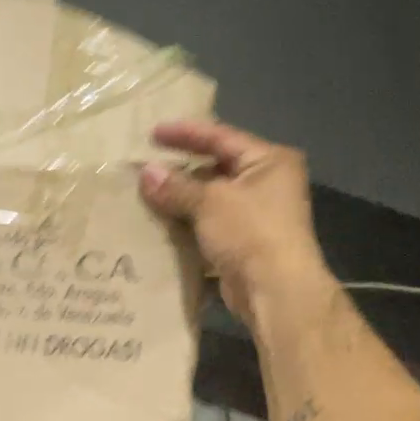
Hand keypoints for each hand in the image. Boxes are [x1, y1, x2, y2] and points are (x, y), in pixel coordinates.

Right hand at [140, 121, 332, 330]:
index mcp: (268, 160)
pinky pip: (208, 224)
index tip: (153, 133)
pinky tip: (161, 223)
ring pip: (210, 198)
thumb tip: (145, 173)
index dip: (186, 133)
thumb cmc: (250, 232)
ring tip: (146, 195)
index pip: (222, 137)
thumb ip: (176, 186)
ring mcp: (256, 214)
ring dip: (181, 198)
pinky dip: (187, 222)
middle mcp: (266, 182)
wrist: (273, 288)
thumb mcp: (210, 202)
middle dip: (181, 169)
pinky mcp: (242, 242)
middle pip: (216, 167)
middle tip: (146, 166)